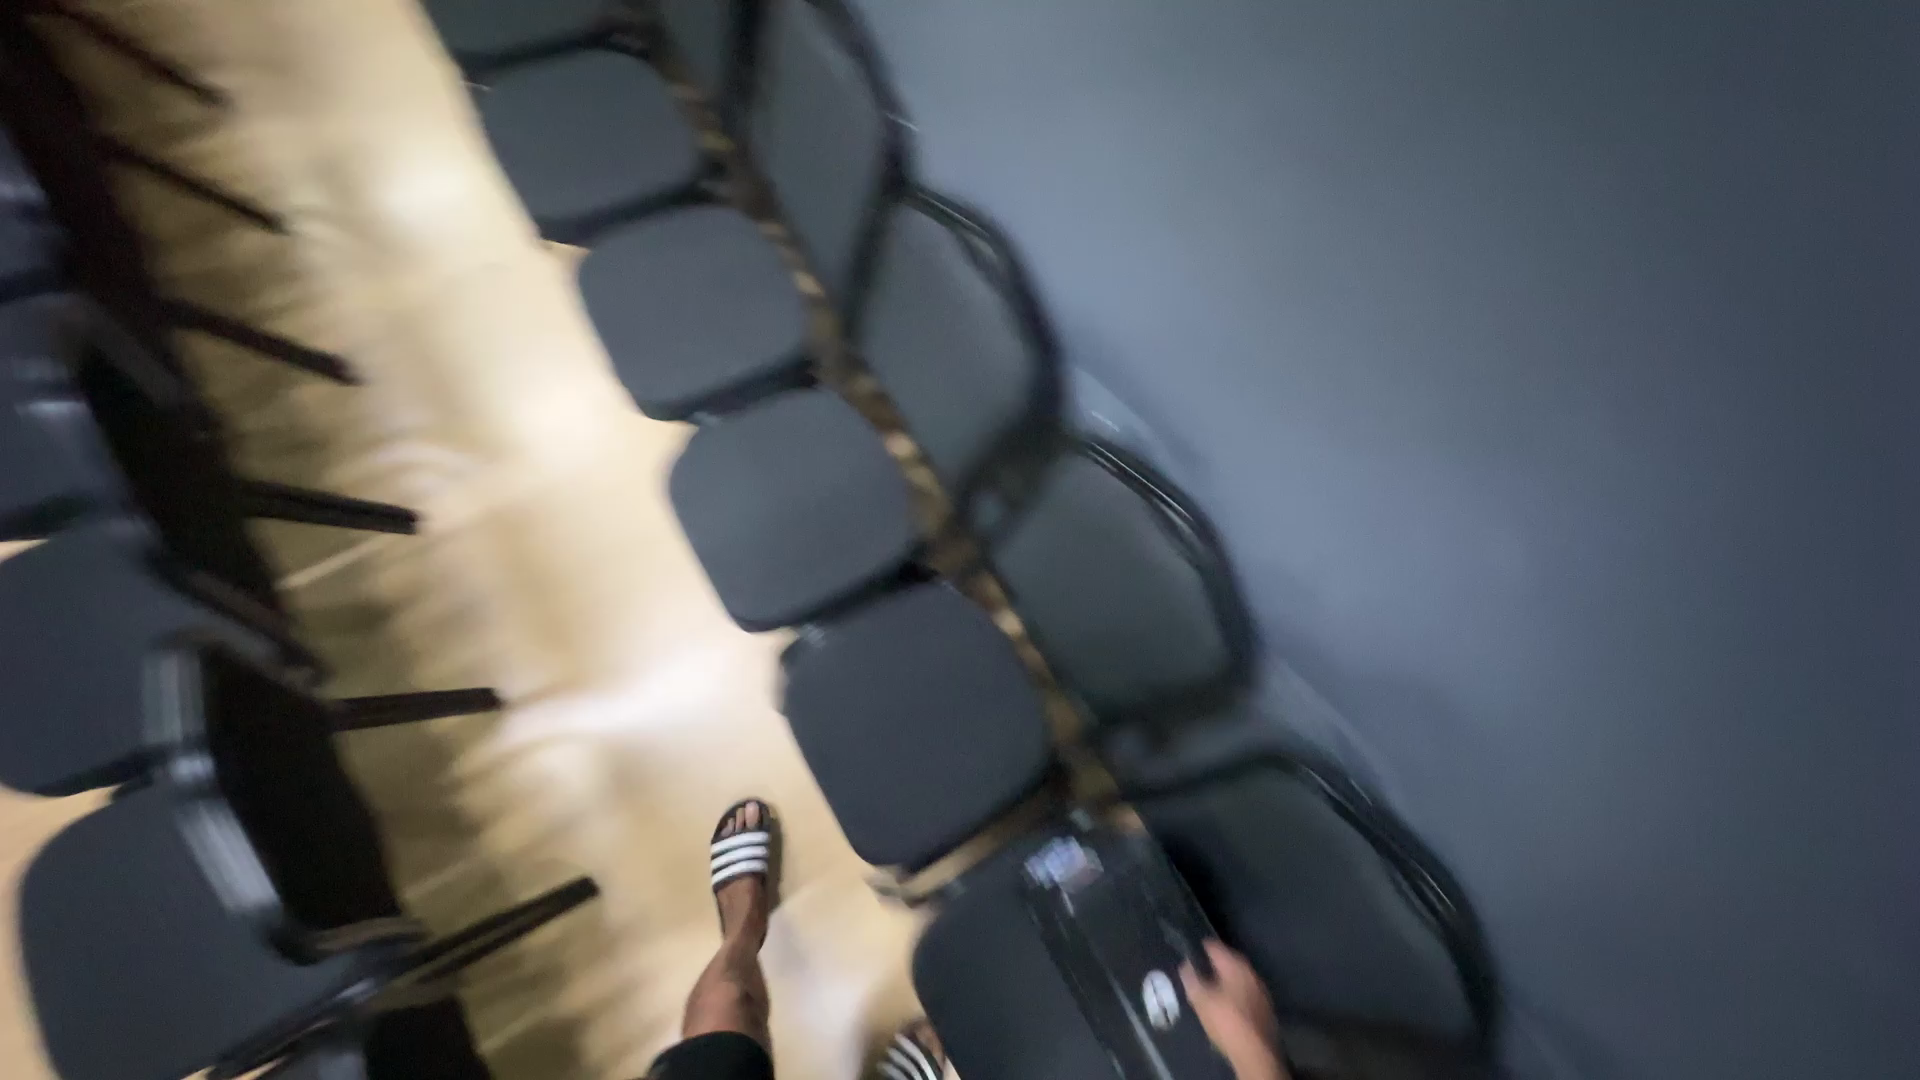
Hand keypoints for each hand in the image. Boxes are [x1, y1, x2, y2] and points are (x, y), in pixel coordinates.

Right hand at [1180, 941, 1289, 1079]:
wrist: (1258, 1054)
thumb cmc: (1226, 1021)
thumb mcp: (1200, 1000)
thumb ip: (1191, 978)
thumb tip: (1185, 964)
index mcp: (1234, 964)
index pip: (1214, 946)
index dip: (1200, 947)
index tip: (1190, 950)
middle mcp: (1250, 972)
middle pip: (1229, 960)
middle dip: (1215, 964)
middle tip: (1200, 969)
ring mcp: (1261, 990)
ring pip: (1239, 977)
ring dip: (1227, 979)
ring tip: (1212, 986)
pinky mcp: (1266, 1007)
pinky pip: (1247, 991)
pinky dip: (1236, 992)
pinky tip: (1228, 1003)